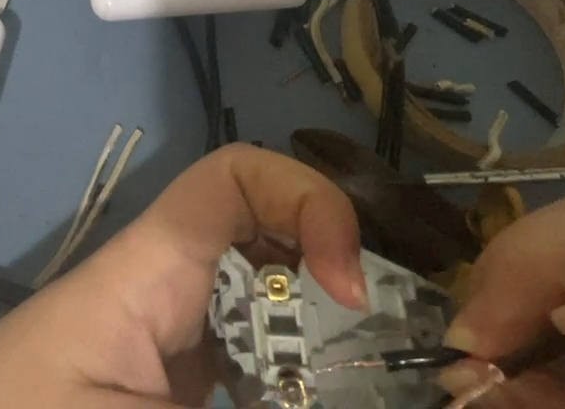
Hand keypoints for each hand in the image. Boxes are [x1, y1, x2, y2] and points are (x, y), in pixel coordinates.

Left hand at [0, 144, 366, 407]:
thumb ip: (247, 400)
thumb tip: (339, 380)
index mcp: (153, 267)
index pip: (235, 177)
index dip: (307, 200)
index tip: (353, 287)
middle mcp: (167, 286)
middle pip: (272, 244)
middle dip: (346, 284)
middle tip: (412, 355)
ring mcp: (171, 338)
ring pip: (271, 311)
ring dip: (332, 345)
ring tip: (388, 368)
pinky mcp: (172, 380)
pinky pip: (251, 360)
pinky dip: (297, 376)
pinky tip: (327, 387)